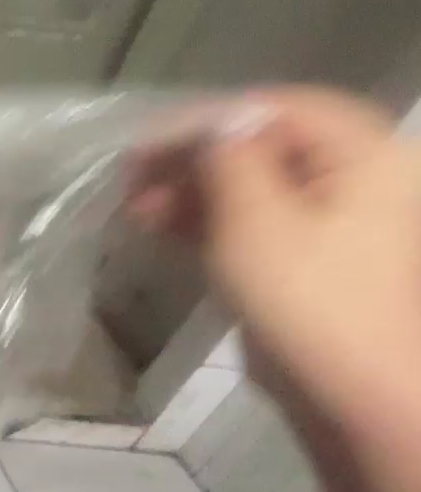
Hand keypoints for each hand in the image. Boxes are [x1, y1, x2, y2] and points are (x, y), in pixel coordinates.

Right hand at [132, 87, 420, 491]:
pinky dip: (202, 216)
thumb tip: (215, 121)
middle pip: (266, 144)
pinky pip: (248, 217)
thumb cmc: (304, 295)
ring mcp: (327, 217)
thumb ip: (233, 163)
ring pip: (250, 183)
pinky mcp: (299, 253)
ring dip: (190, 188)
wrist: (346, 381)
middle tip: (129, 175)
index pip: (283, 110)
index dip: (211, 119)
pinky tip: (157, 225)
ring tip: (134, 206)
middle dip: (194, 155)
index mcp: (362, 158)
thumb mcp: (257, 222)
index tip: (144, 143)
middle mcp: (353, 177)